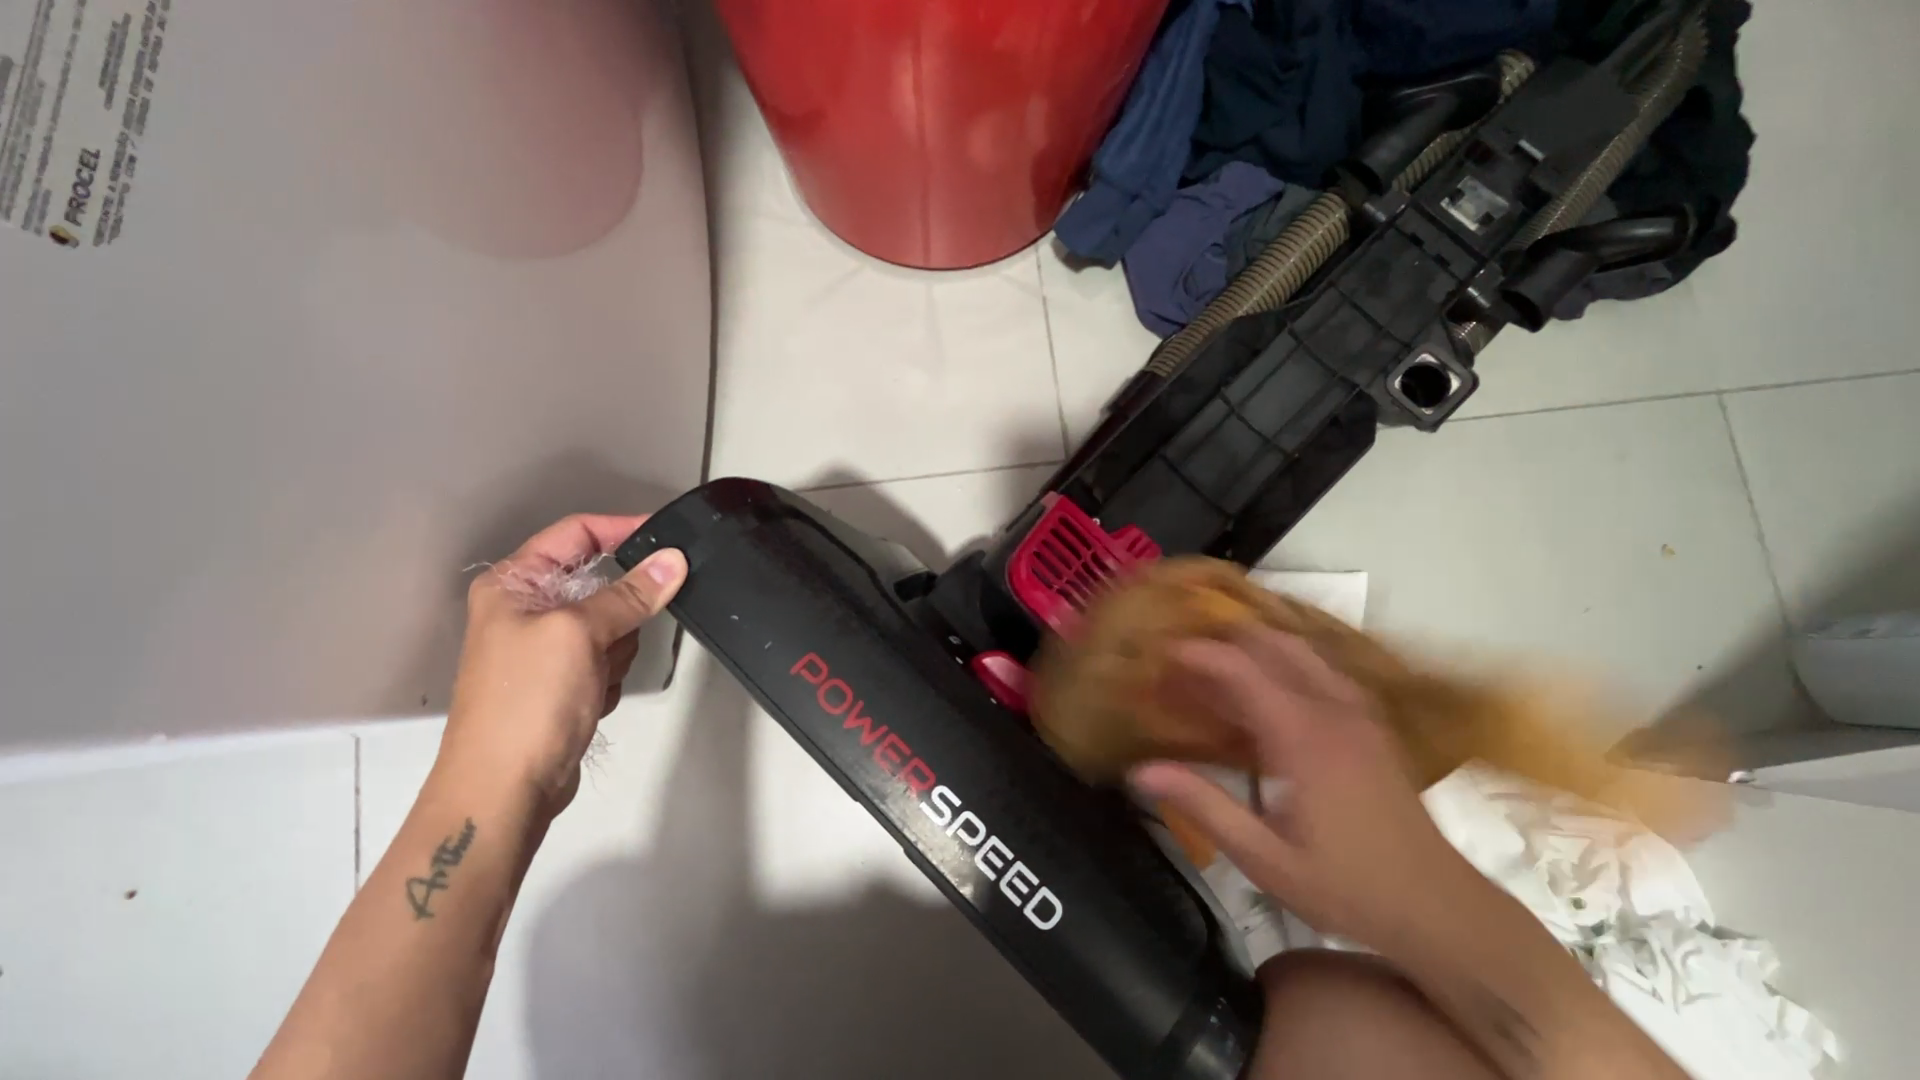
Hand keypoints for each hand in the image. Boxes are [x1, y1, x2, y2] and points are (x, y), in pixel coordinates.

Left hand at [438, 514, 687, 815]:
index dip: (623, 529)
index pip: (577, 534)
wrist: (505, 788)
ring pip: (613, 624)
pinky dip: (608, 676)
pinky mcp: (563, 681)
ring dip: (615, 650)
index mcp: (514, 584)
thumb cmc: (528, 702)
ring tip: (593, 679)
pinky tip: (590, 700)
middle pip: (601, 582)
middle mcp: (526, 609)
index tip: (670, 536)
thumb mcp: (581, 634)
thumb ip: (632, 594)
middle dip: (620, 611)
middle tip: (613, 637)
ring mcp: (545, 648)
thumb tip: (673, 560)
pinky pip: (608, 659)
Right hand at [1131, 629, 1489, 954]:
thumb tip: (1141, 772)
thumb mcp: (1263, 857)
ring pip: (1304, 653)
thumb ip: (1203, 806)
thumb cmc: (1345, 886)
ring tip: (1218, 664)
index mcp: (1303, 736)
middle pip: (1275, 645)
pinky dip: (1288, 663)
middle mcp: (1333, 711)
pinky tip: (1270, 688)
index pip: (1243, 669)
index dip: (1199, 653)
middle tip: (1185, 655)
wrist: (1439, 907)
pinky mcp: (1373, 727)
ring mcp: (1360, 715)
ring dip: (1258, 647)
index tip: (1161, 652)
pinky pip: (1325, 672)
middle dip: (1227, 640)